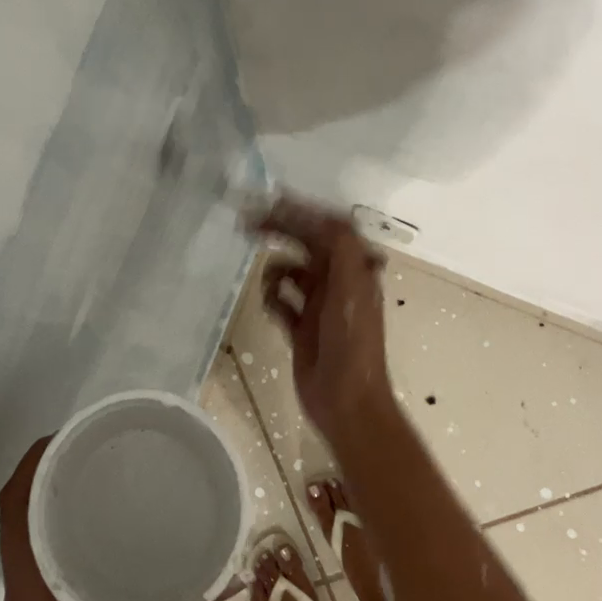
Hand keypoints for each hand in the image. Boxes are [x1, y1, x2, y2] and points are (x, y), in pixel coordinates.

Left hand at [0, 437, 218, 600]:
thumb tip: (228, 569)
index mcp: (34, 597)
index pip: (13, 510)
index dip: (31, 463)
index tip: (66, 434)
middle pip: (12, 518)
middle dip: (42, 476)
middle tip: (90, 454)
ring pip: (17, 542)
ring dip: (42, 506)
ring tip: (88, 484)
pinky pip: (28, 565)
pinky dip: (46, 539)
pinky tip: (84, 540)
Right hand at [253, 197, 392, 439]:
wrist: (347, 402)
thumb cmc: (353, 344)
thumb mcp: (352, 290)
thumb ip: (341, 249)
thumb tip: (325, 215)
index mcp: (354, 269)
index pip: (327, 227)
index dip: (302, 210)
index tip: (271, 198)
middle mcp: (337, 282)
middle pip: (305, 244)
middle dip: (279, 230)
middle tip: (247, 222)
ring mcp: (318, 304)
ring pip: (289, 271)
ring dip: (275, 271)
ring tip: (268, 284)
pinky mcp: (300, 326)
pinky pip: (279, 300)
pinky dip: (271, 297)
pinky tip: (270, 307)